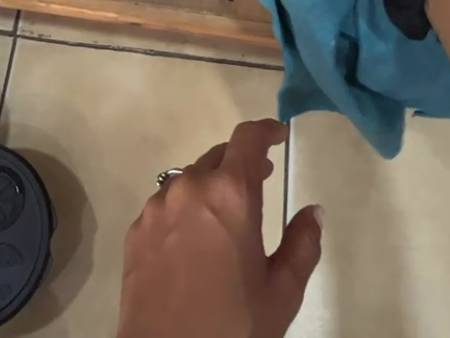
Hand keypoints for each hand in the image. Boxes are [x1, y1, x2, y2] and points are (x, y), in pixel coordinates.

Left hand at [117, 120, 323, 337]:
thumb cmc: (232, 326)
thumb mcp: (281, 293)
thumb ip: (303, 244)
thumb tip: (313, 212)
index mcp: (230, 194)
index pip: (248, 139)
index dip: (266, 130)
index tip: (278, 135)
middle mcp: (189, 187)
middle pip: (218, 157)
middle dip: (241, 163)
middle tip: (261, 181)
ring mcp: (157, 207)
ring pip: (189, 179)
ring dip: (211, 186)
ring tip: (227, 217)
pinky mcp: (136, 230)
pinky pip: (166, 204)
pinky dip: (184, 209)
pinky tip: (194, 242)